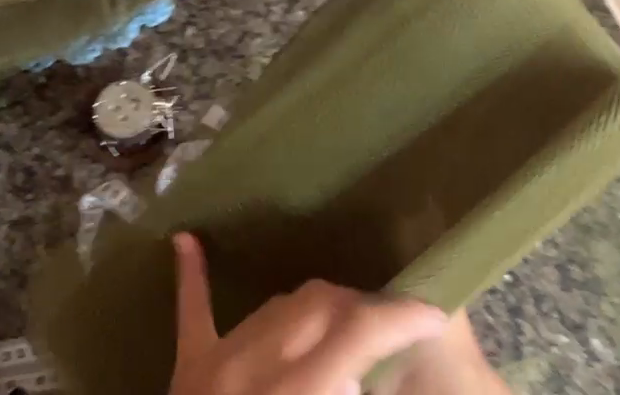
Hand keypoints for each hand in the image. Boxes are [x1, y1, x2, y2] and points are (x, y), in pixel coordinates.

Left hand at [169, 232, 448, 394]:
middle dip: (365, 308)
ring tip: (344, 324)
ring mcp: (218, 360)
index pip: (361, 328)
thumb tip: (375, 374)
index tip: (433, 315)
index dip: (405, 315)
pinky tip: (186, 240)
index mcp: (301, 392)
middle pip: (323, 302)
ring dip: (318, 308)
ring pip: (279, 304)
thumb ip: (355, 391)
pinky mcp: (188, 366)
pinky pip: (193, 311)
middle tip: (392, 328)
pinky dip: (193, 277)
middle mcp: (258, 364)